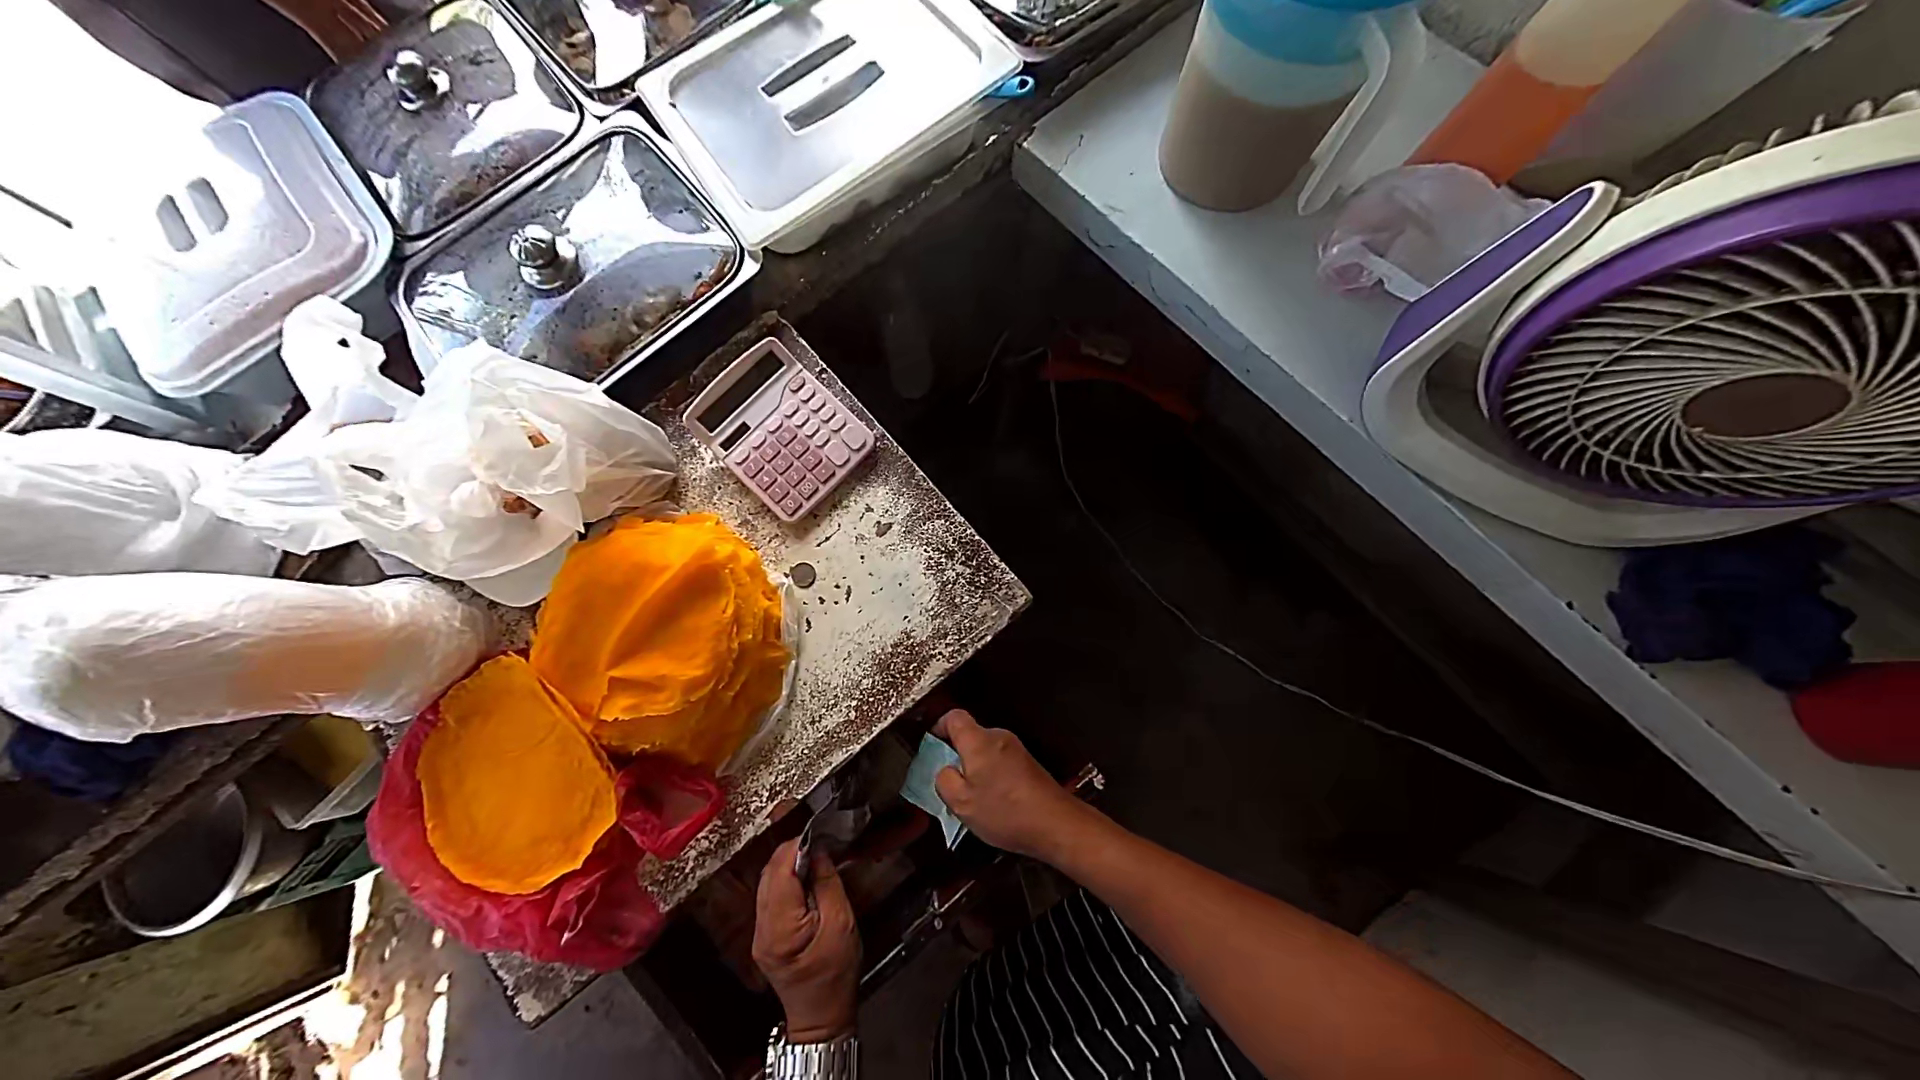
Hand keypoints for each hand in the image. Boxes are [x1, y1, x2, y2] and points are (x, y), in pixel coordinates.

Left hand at [752, 837, 860, 1042]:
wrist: (822, 1014)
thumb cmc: (836, 973)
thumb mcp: (842, 923)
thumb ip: (826, 882)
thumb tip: (817, 851)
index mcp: (780, 927)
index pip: (779, 871)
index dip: (796, 847)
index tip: (817, 835)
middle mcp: (762, 929)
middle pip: (769, 874)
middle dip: (791, 853)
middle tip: (817, 844)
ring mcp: (759, 934)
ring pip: (766, 883)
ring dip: (788, 865)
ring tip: (814, 858)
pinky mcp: (764, 937)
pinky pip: (770, 897)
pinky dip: (785, 881)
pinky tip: (804, 879)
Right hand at [933, 709, 1101, 861]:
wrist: (1055, 824)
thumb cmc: (1007, 812)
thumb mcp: (960, 803)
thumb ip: (943, 781)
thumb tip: (944, 771)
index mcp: (978, 740)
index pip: (952, 717)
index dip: (938, 728)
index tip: (931, 747)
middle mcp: (998, 737)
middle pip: (969, 736)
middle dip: (956, 757)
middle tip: (950, 784)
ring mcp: (1015, 749)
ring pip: (984, 752)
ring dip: (975, 771)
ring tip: (973, 801)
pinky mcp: (1027, 764)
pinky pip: (999, 763)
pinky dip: (991, 778)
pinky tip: (993, 804)